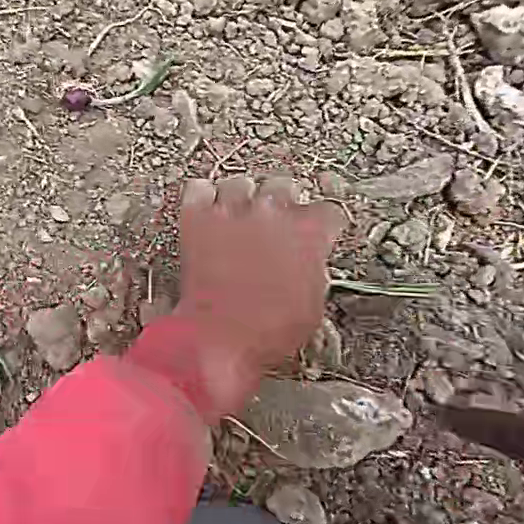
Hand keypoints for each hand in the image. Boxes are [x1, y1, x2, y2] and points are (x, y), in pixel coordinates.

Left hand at [170, 176, 345, 416]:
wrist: (221, 340)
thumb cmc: (270, 332)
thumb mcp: (312, 305)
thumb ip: (313, 268)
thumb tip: (309, 261)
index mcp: (310, 232)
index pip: (326, 210)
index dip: (320, 224)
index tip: (315, 232)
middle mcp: (274, 211)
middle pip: (283, 185)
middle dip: (282, 202)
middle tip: (274, 222)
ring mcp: (233, 211)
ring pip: (240, 183)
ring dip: (241, 198)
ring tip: (237, 216)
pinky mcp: (197, 218)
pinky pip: (198, 188)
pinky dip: (202, 197)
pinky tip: (207, 211)